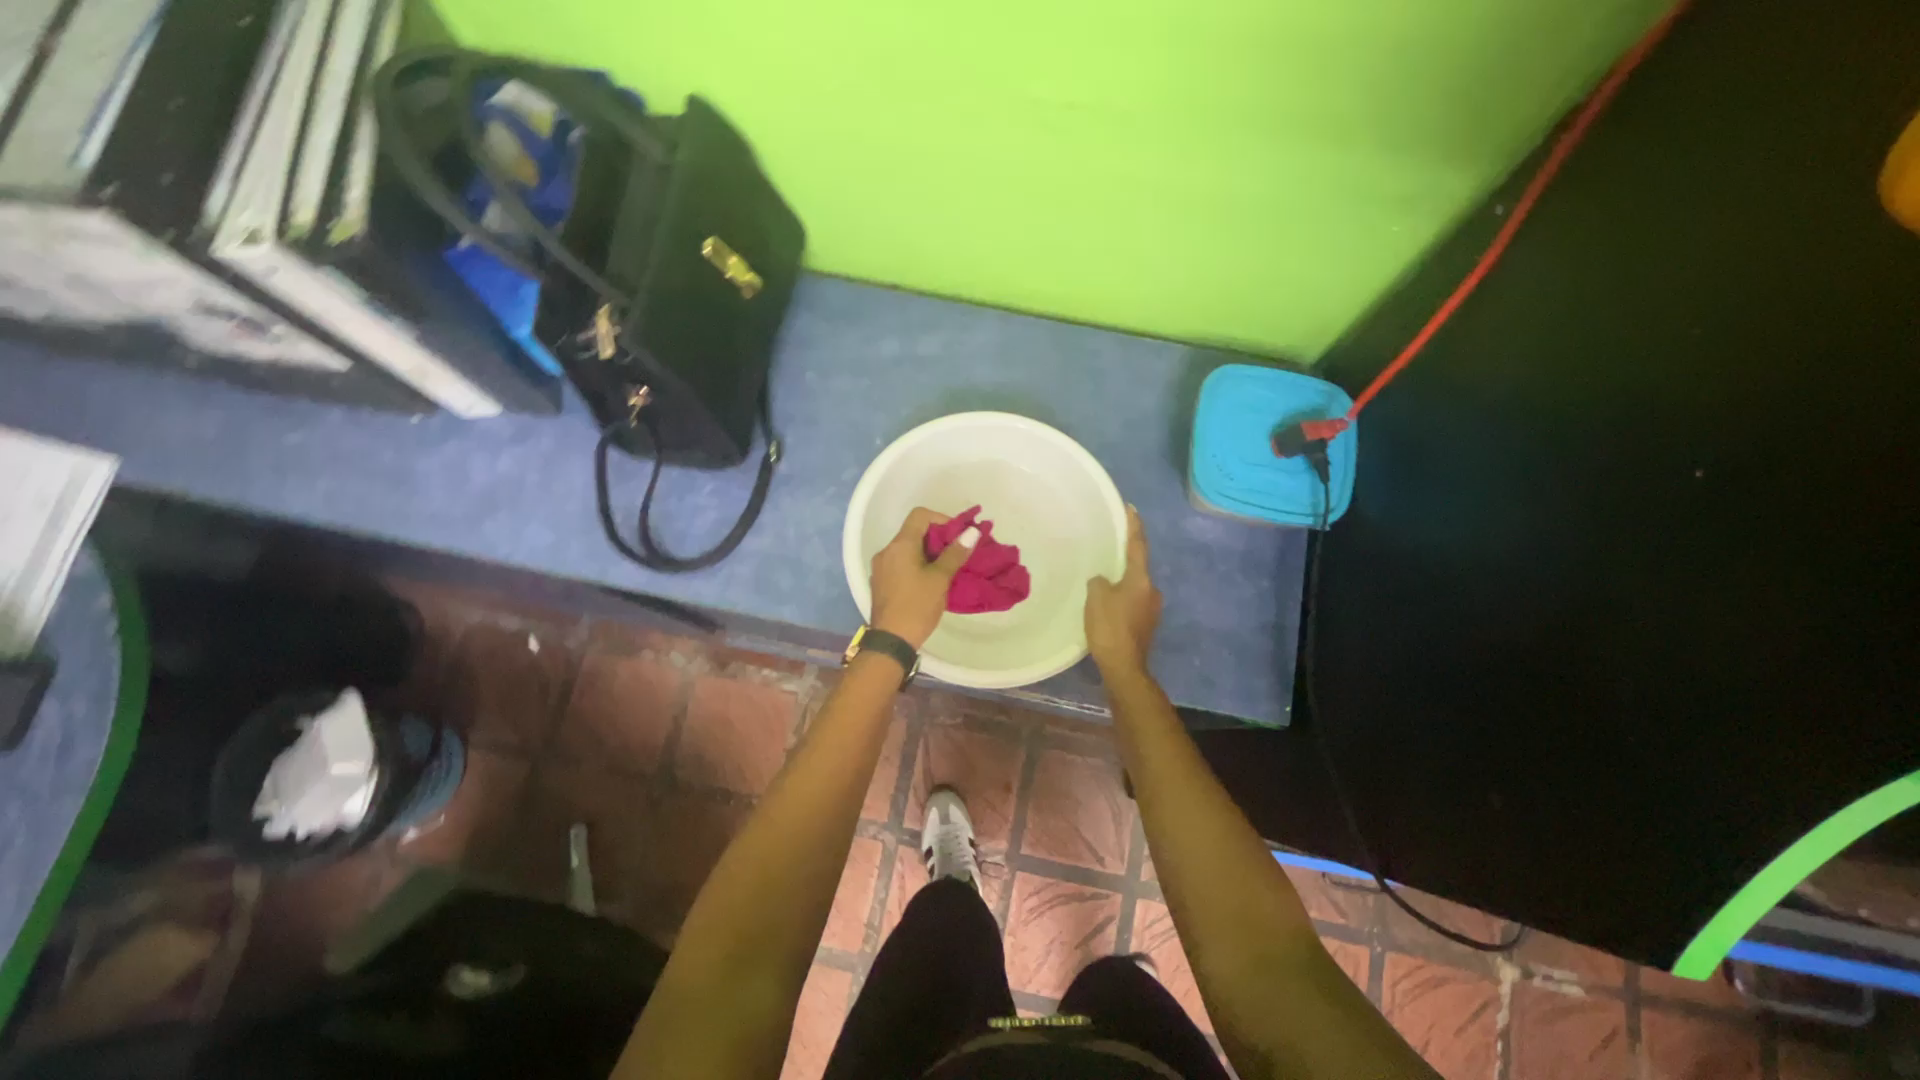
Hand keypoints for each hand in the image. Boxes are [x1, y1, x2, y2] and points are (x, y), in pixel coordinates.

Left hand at [869, 507, 975, 649]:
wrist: (891, 641)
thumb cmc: (917, 606)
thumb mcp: (940, 579)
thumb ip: (955, 553)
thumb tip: (972, 532)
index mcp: (900, 545)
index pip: (920, 515)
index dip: (942, 519)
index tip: (958, 535)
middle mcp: (887, 551)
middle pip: (913, 532)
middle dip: (938, 539)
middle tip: (957, 553)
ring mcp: (881, 567)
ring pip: (908, 550)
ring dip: (928, 554)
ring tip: (947, 569)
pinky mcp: (881, 582)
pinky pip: (901, 564)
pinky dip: (917, 566)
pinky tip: (930, 582)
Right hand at [1085, 505, 1160, 676]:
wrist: (1124, 667)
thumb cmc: (1109, 628)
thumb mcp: (1095, 597)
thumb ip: (1099, 581)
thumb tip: (1103, 581)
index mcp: (1141, 579)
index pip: (1137, 545)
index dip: (1134, 526)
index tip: (1130, 508)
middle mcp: (1152, 590)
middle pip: (1138, 567)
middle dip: (1124, 558)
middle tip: (1108, 548)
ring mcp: (1152, 609)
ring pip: (1135, 587)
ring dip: (1122, 582)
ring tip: (1104, 579)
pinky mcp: (1146, 625)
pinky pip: (1132, 602)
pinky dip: (1121, 599)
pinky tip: (1108, 604)